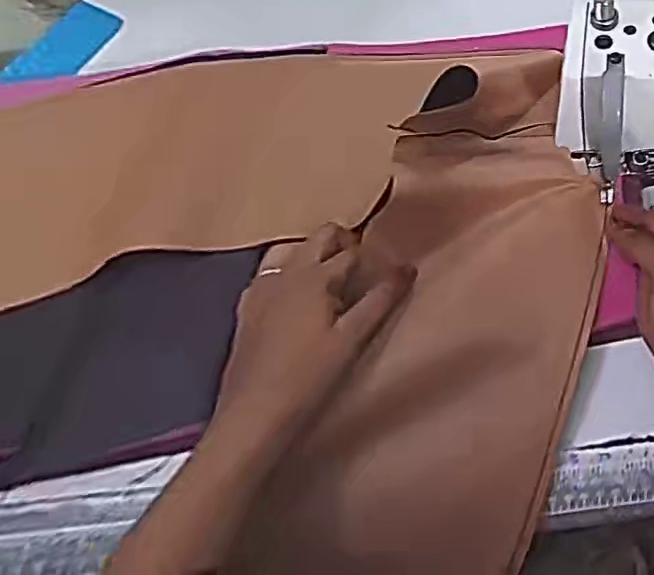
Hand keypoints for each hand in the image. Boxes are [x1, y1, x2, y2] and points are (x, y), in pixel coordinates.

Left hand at [213, 223, 414, 445]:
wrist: (251, 418)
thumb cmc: (309, 376)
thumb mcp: (353, 338)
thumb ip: (381, 299)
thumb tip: (408, 267)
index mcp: (315, 276)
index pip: (353, 251)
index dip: (374, 256)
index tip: (387, 268)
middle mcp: (286, 273)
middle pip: (321, 236)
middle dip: (344, 242)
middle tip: (361, 268)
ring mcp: (261, 289)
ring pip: (291, 249)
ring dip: (313, 253)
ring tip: (330, 278)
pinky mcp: (246, 309)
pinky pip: (270, 272)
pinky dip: (287, 271)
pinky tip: (295, 296)